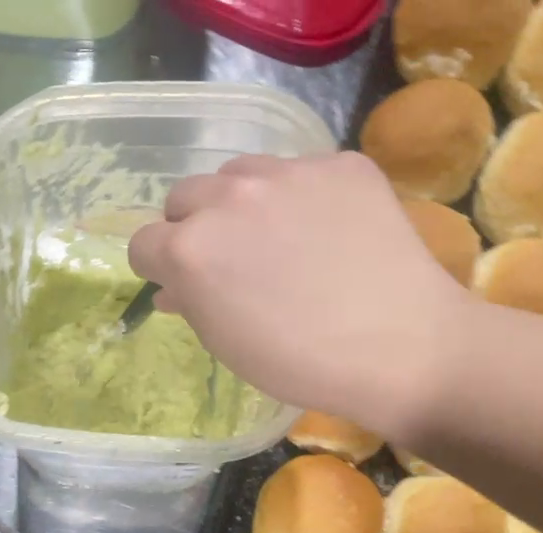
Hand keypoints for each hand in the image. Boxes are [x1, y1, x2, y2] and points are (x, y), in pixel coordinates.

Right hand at [128, 152, 471, 435]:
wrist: (398, 344)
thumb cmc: (294, 360)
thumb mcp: (223, 340)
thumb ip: (189, 300)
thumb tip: (175, 286)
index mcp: (190, 248)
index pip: (143, 241)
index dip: (158, 266)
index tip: (179, 283)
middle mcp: (228, 197)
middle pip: (184, 197)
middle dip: (192, 226)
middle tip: (226, 259)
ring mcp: (287, 172)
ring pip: (238, 174)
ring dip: (240, 203)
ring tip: (275, 239)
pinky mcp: (339, 162)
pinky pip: (299, 170)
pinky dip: (300, 197)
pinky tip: (327, 232)